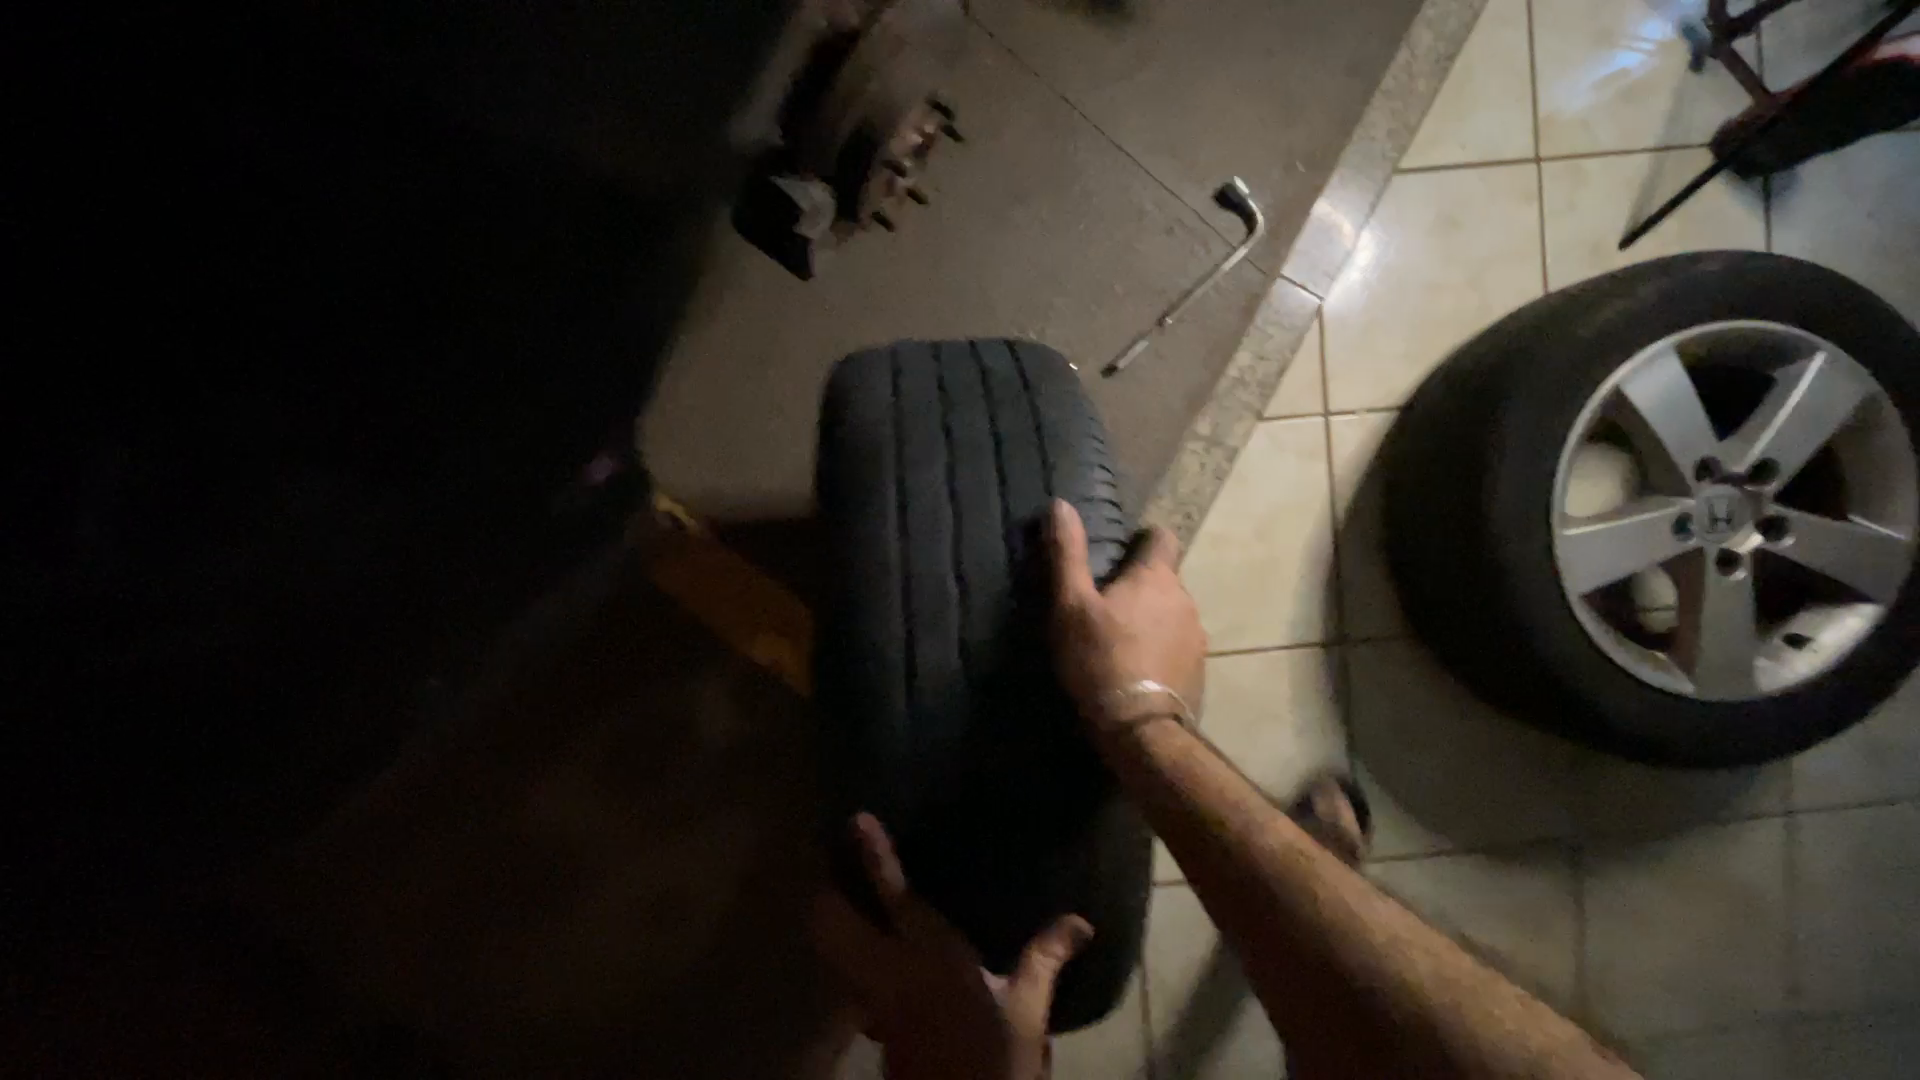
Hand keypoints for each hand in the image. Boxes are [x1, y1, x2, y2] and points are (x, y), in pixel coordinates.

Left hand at [813, 813, 1093, 1079]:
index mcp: (929, 953)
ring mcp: (872, 1000)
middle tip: (836, 861)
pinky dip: (849, 955)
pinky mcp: (872, 1025)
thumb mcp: (1027, 1008)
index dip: (872, 854)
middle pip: (831, 921)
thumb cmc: (996, 1061)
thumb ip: (1045, 956)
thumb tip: (1081, 921)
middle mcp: (888, 971)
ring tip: (846, 894)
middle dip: (827, 891)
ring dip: (832, 921)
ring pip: (831, 949)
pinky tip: (872, 949)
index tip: (857, 819)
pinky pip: (849, 976)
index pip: (893, 893)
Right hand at [1046, 499, 1206, 735]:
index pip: (1161, 537)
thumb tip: (1060, 504)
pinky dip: (1160, 649)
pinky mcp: (1199, 670)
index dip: (1141, 540)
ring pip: (1172, 613)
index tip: (1119, 556)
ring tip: (1119, 642)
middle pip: (1164, 579)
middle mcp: (1185, 599)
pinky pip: (1177, 646)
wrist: (1140, 729)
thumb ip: (1066, 554)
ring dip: (1151, 619)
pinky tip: (1137, 669)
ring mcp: (1197, 636)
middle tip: (1105, 607)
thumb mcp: (1070, 605)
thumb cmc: (1099, 658)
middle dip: (1140, 587)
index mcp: (1156, 577)